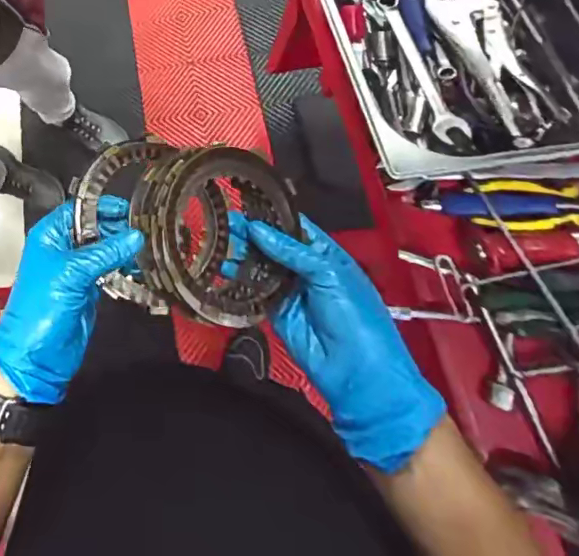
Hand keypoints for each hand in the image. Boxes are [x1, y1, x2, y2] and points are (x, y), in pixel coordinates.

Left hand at [0, 197, 140, 403]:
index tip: (129, 208)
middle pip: (95, 226)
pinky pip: (109, 268)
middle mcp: (63, 247)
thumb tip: (136, 235)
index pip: (79, 209)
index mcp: (50, 235)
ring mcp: (76, 268)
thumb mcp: (73, 274)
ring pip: (104, 247)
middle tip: (143, 228)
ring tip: (145, 246)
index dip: (102, 206)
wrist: (35, 357)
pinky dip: (123, 266)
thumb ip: (106, 252)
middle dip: (118, 227)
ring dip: (123, 247)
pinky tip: (139, 266)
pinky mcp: (88, 286)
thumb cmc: (42, 307)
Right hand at [245, 214, 445, 472]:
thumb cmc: (360, 320)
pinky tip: (224, 268)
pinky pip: (256, 293)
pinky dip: (240, 281)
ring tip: (218, 239)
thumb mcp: (329, 273)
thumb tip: (260, 230)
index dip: (273, 215)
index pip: (295, 227)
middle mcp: (307, 270)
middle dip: (251, 234)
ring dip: (242, 255)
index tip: (248, 203)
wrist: (359, 374)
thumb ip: (292, 251)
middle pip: (274, 246)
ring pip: (262, 267)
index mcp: (326, 253)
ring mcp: (291, 292)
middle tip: (226, 220)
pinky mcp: (277, 314)